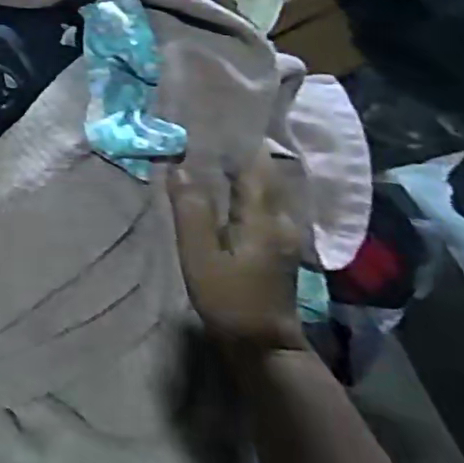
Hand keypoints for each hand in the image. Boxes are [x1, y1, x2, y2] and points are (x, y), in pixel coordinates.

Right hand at [167, 145, 306, 355]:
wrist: (263, 345)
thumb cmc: (228, 297)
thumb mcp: (200, 253)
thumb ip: (190, 207)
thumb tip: (178, 166)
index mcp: (264, 216)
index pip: (255, 164)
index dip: (236, 139)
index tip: (212, 117)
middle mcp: (282, 219)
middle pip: (265, 172)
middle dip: (238, 149)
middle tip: (205, 129)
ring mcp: (285, 233)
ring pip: (266, 187)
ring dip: (242, 167)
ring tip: (209, 151)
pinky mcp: (279, 245)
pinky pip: (264, 202)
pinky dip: (245, 186)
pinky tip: (224, 186)